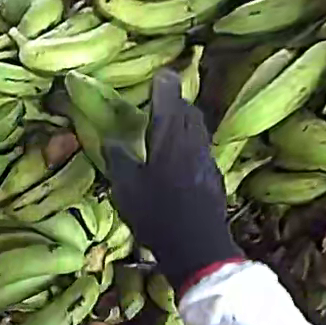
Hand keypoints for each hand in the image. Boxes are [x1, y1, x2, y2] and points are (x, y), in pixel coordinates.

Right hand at [106, 71, 241, 288]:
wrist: (196, 245)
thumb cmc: (156, 212)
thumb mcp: (126, 187)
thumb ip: (118, 158)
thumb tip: (110, 139)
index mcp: (170, 133)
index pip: (169, 93)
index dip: (162, 82)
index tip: (156, 78)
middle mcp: (193, 138)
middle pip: (188, 110)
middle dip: (174, 103)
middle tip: (159, 106)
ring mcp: (207, 158)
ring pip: (197, 130)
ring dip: (183, 126)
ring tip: (167, 134)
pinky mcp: (214, 177)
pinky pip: (201, 152)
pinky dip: (189, 148)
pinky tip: (179, 164)